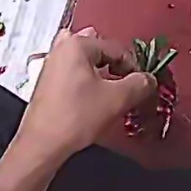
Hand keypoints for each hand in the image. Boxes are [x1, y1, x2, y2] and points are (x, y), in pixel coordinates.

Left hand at [15, 28, 155, 163]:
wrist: (42, 146)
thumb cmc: (77, 117)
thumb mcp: (116, 99)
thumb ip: (139, 84)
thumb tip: (149, 79)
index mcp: (78, 44)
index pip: (117, 50)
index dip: (134, 68)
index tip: (142, 86)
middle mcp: (62, 47)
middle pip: (100, 50)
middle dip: (116, 66)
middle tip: (127, 84)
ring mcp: (51, 63)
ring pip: (85, 60)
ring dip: (101, 72)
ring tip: (111, 90)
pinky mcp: (46, 81)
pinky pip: (74, 71)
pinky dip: (87, 79)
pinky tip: (93, 97)